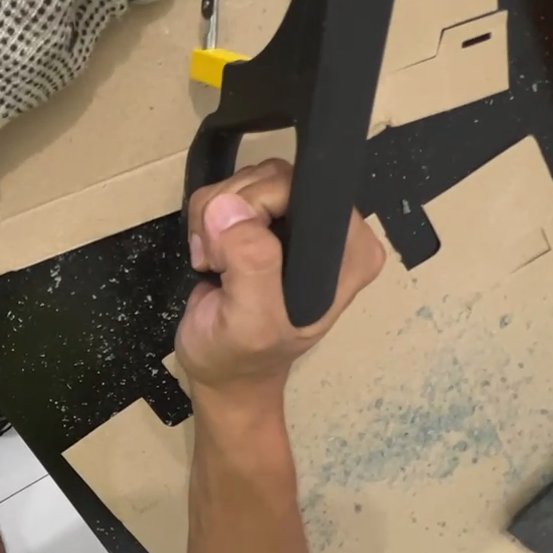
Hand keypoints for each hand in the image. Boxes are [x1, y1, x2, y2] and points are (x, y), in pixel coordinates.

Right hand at [175, 160, 385, 409]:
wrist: (221, 376)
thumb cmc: (238, 357)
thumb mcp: (251, 321)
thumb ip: (250, 263)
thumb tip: (228, 208)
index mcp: (347, 250)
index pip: (305, 188)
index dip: (259, 206)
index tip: (233, 253)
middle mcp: (328, 231)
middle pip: (270, 177)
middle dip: (229, 214)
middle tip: (216, 262)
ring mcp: (293, 224)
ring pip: (244, 181)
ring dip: (212, 219)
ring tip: (213, 263)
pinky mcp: (261, 222)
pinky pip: (226, 193)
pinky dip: (204, 221)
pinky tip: (210, 257)